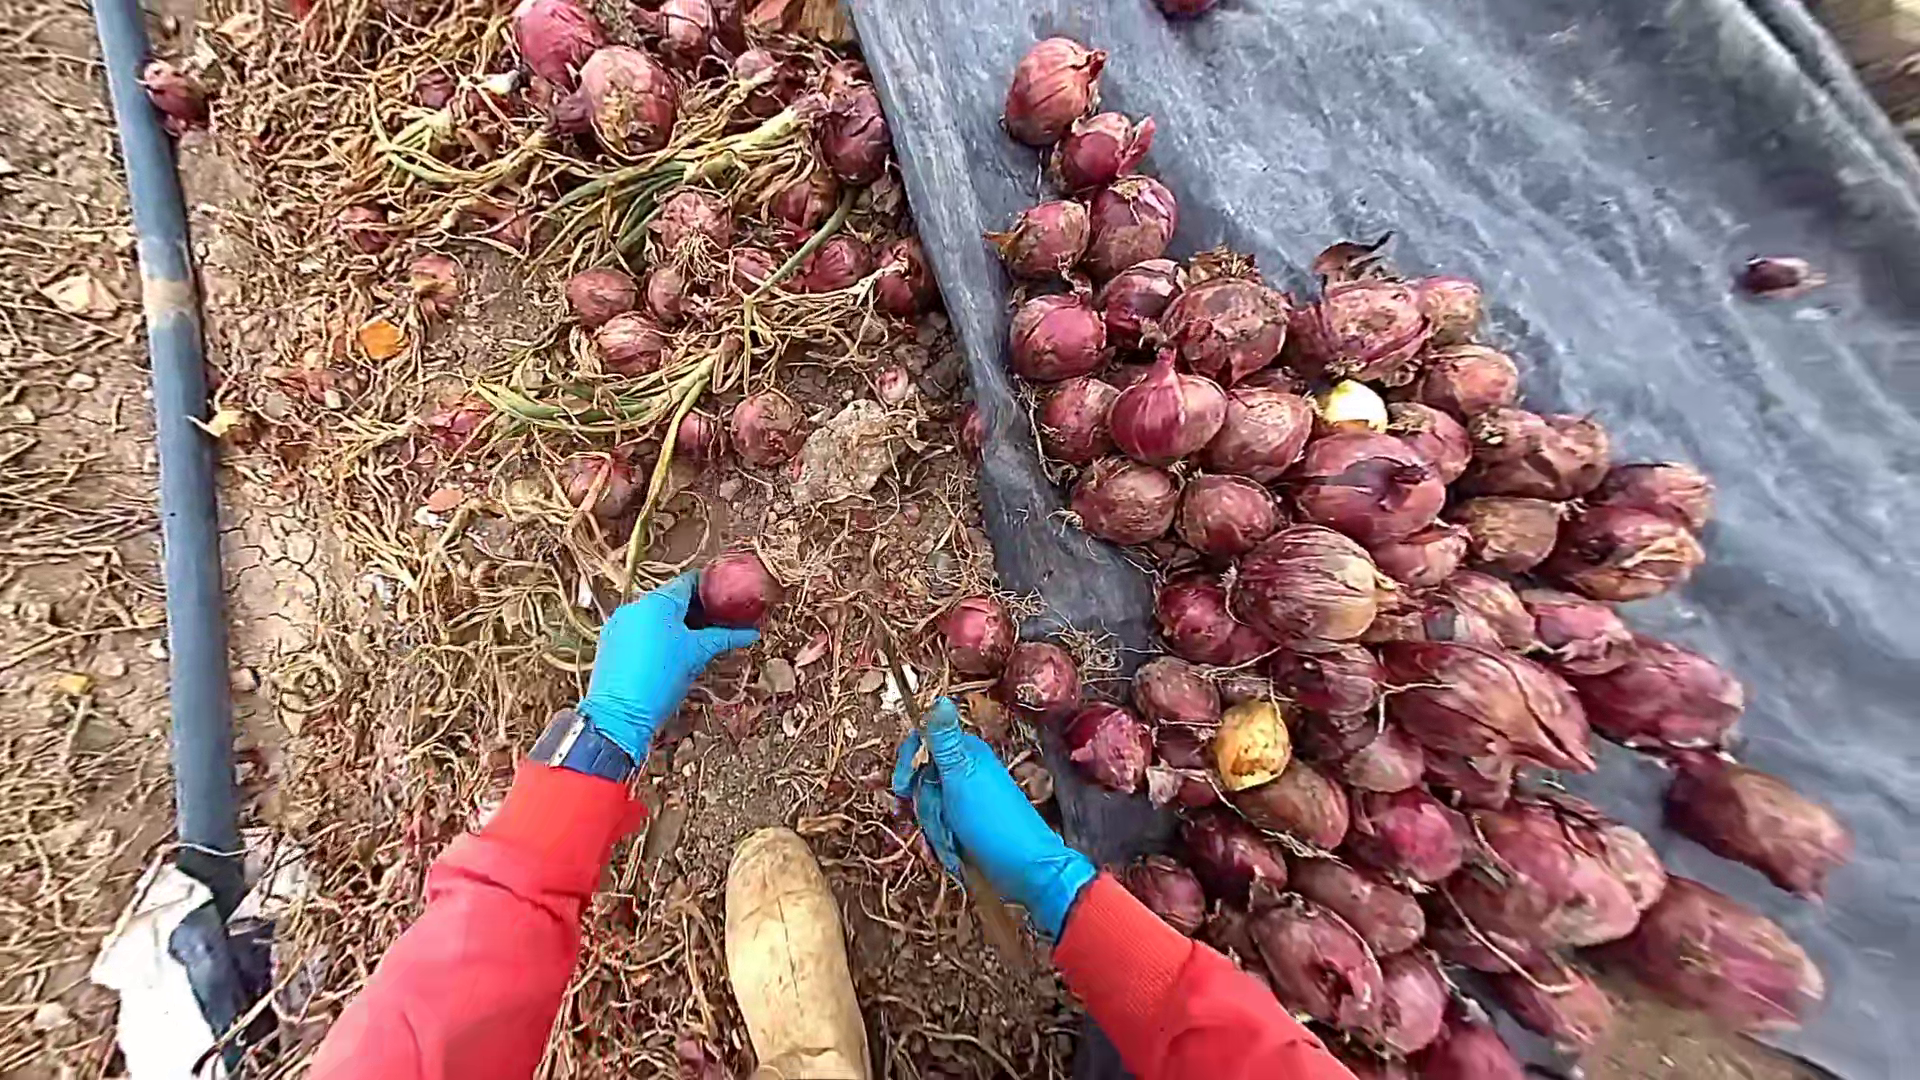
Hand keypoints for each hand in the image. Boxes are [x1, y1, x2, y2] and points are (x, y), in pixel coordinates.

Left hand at [579, 571, 759, 760]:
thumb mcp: (698, 654)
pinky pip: (642, 627)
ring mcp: (621, 623)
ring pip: (657, 613)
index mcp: (658, 602)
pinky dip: (660, 633)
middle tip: (720, 619)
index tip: (727, 596)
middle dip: (697, 607)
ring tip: (701, 637)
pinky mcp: (612, 641)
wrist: (619, 715)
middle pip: (673, 597)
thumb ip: (724, 637)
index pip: (690, 581)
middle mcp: (636, 606)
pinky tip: (675, 650)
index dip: (711, 586)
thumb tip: (751, 633)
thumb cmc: (661, 677)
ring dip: (679, 621)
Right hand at [891, 698, 1095, 939]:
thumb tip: (938, 698)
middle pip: (920, 779)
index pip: (923, 742)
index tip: (902, 785)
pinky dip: (941, 843)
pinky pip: (937, 829)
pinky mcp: (964, 827)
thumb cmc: (993, 820)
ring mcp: (964, 801)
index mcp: (965, 753)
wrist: (1025, 871)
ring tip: (952, 841)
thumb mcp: (961, 776)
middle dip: (923, 804)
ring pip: (927, 807)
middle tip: (939, 818)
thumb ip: (944, 740)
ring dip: (933, 828)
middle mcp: (963, 773)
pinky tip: (953, 854)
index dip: (908, 762)